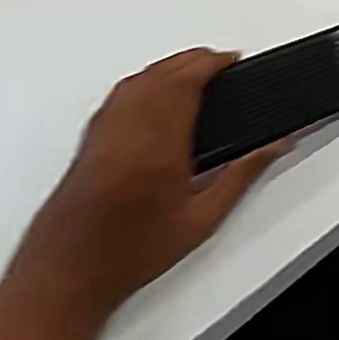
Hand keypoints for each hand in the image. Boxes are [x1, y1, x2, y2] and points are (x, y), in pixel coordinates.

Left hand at [8, 49, 288, 315]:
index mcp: (158, 146)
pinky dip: (143, 80)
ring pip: (139, 79)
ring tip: (194, 69)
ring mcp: (103, 133)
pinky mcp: (87, 141)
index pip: (187, 81)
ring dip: (169, 66)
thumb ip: (243, 175)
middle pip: (164, 73)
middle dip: (196, 60)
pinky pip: (119, 94)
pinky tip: (155, 87)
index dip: (213, 62)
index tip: (232, 59)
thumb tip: (275, 146)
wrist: (63, 280)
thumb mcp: (202, 219)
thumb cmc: (126, 254)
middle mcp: (127, 131)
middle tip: (220, 62)